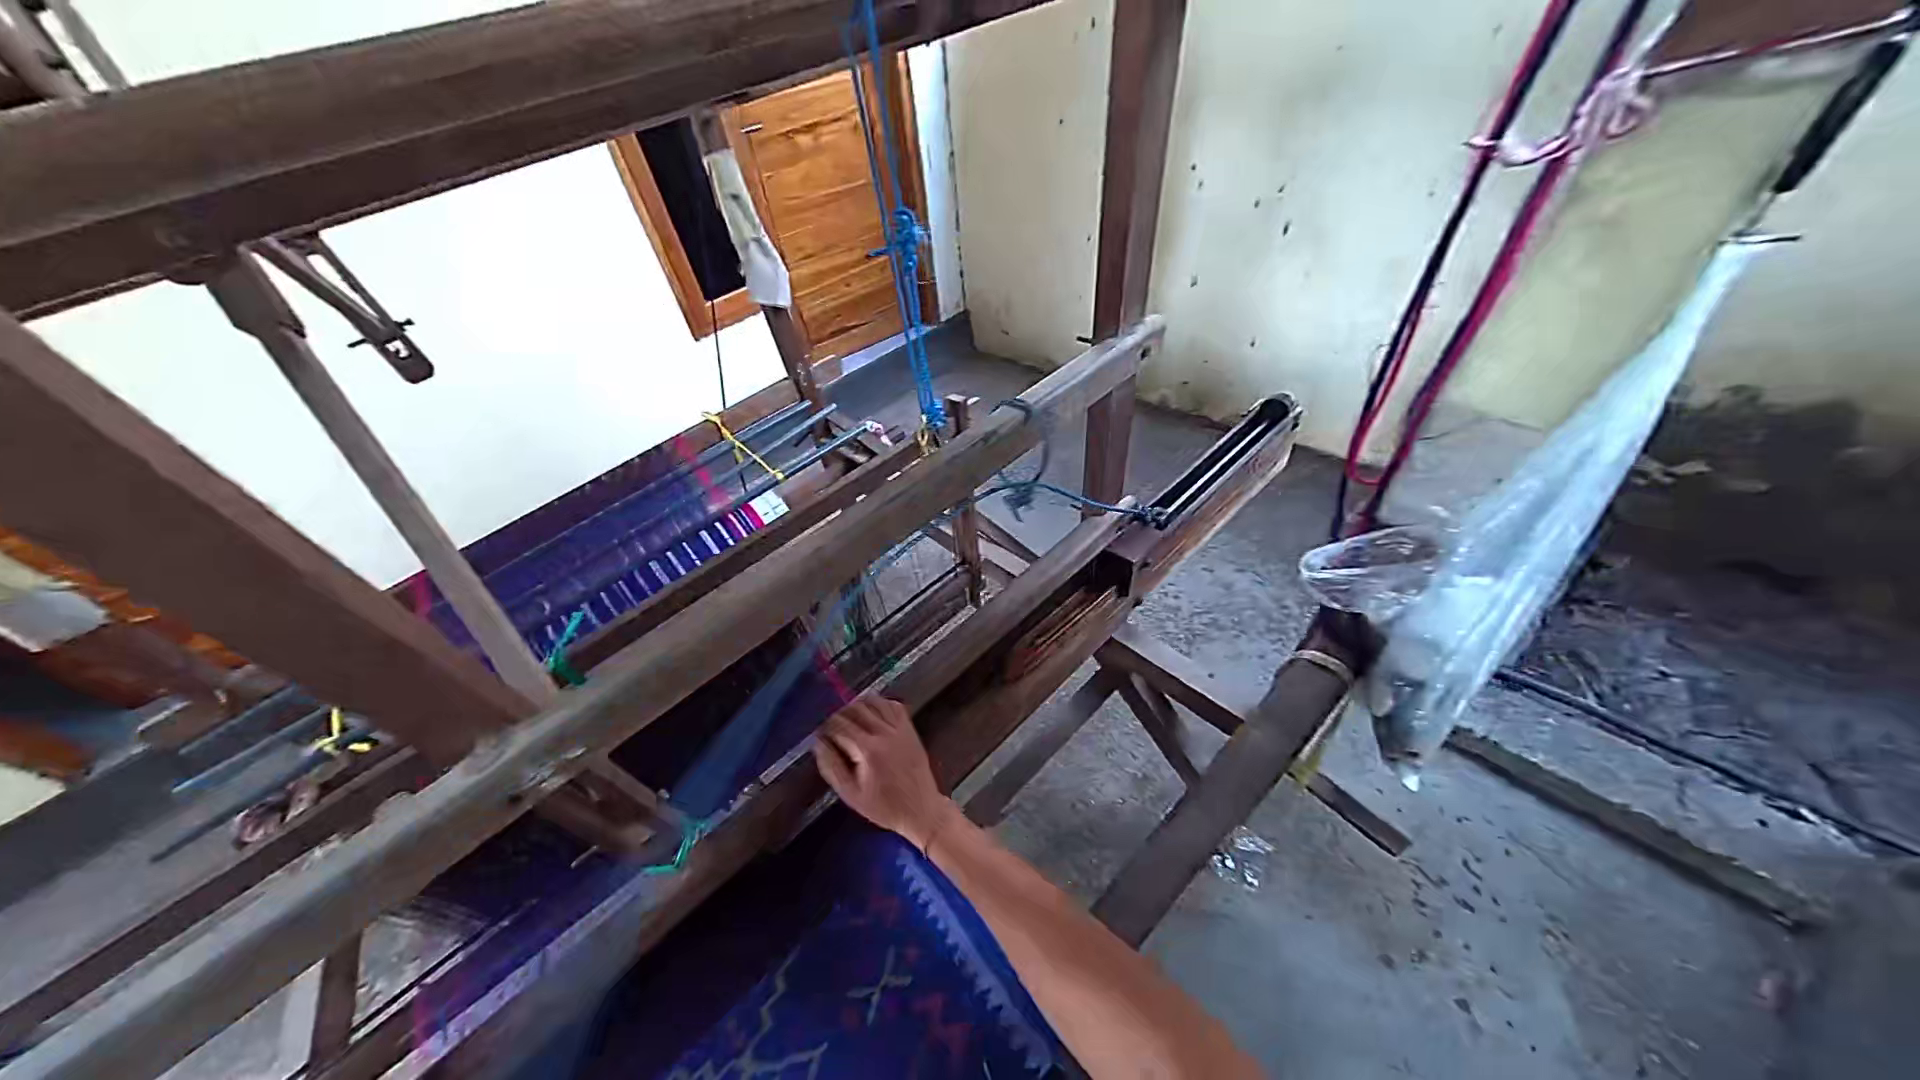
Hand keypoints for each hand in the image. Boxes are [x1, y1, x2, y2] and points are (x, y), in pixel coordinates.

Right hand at [813, 696, 958, 853]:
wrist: (920, 810)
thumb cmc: (884, 806)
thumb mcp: (850, 794)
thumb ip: (831, 766)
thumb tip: (818, 743)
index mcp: (867, 749)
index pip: (839, 724)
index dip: (826, 727)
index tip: (821, 734)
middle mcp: (884, 733)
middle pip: (855, 708)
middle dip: (839, 714)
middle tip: (833, 727)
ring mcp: (899, 728)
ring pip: (874, 701)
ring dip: (858, 706)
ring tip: (851, 720)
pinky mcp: (910, 729)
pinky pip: (893, 705)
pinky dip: (880, 704)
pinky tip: (873, 716)